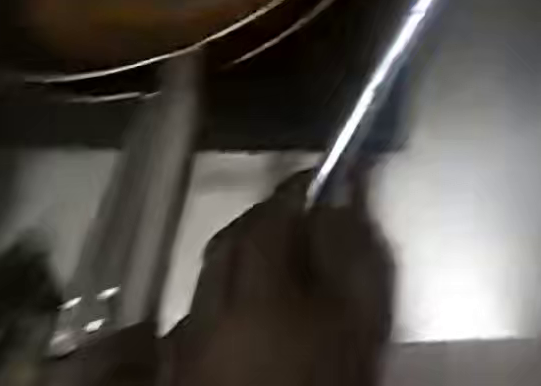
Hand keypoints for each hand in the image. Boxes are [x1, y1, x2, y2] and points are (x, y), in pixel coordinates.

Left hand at [164, 176, 392, 385]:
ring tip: (281, 251)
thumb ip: (350, 243)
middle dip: (266, 214)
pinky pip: (196, 312)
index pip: (271, 215)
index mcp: (258, 291)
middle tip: (304, 208)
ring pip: (208, 274)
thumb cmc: (332, 373)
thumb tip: (340, 189)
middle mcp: (210, 311)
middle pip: (229, 239)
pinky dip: (224, 291)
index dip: (298, 187)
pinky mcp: (180, 372)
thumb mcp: (361, 307)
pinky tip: (252, 303)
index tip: (326, 174)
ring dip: (243, 250)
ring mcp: (187, 345)